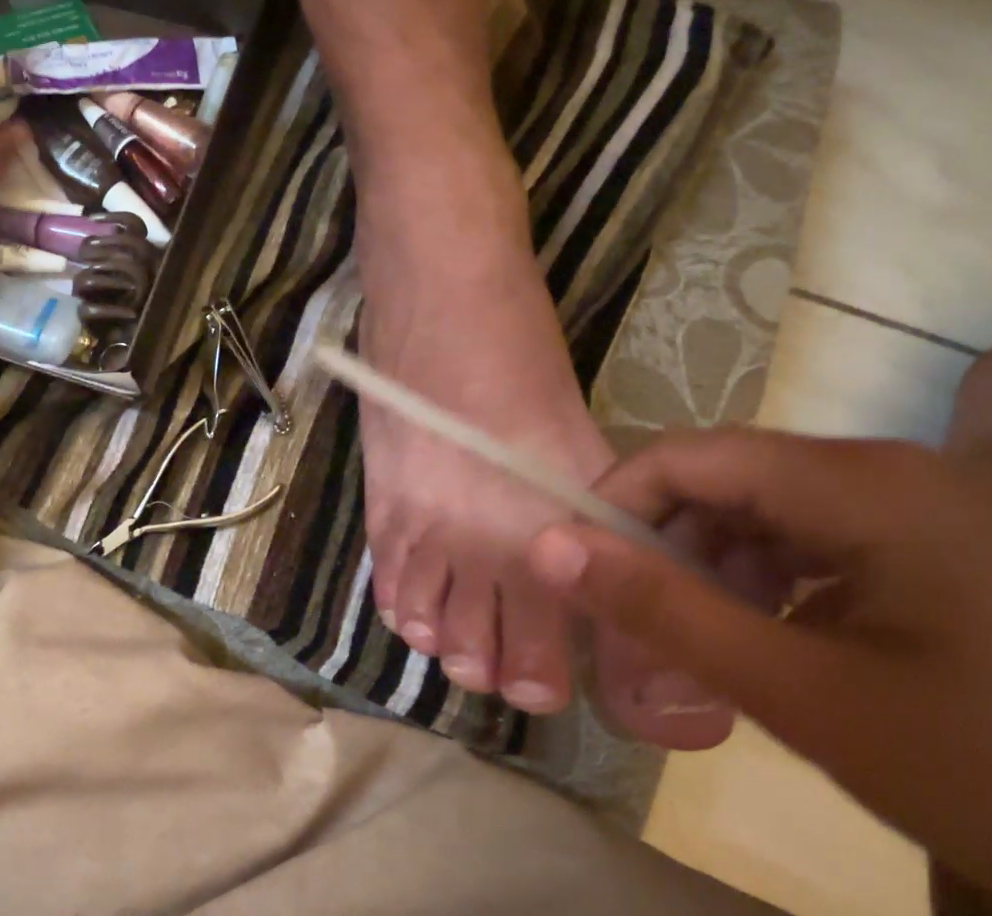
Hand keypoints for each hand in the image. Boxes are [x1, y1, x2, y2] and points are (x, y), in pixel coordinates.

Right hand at [357, 265, 613, 710]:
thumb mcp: (584, 443)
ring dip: (450, 648)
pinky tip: (420, 610)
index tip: (554, 678)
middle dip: (502, 675)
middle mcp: (484, 550)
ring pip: (433, 632)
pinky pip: (388, 591)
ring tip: (461, 642)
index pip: (554, 642)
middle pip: (487, 652)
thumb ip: (596, 520)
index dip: (551, 677)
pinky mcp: (380, 512)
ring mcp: (424, 534)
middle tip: (509, 667)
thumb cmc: (526, 366)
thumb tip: (611, 574)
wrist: (439, 312)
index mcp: (549, 534)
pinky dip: (406, 614)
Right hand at [527, 427, 991, 911]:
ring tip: (700, 637)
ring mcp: (942, 506)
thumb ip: (662, 612)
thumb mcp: (803, 695)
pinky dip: (779, 578)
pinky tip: (776, 637)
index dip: (615, 501)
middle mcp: (908, 472)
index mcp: (871, 488)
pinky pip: (832, 536)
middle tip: (633, 620)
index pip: (691, 456)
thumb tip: (546, 545)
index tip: (577, 569)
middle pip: (733, 479)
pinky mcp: (961, 544)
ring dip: (717, 566)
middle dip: (666, 544)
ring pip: (778, 509)